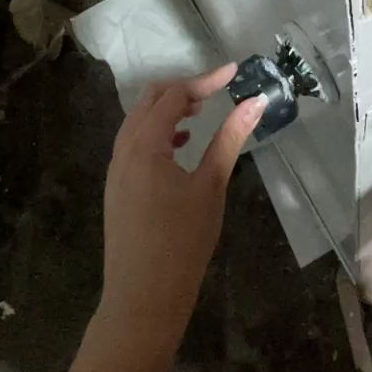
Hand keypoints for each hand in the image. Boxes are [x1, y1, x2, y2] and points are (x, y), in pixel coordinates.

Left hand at [71, 64, 263, 371]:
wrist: (142, 300)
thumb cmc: (182, 242)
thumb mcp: (212, 186)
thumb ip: (231, 138)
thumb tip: (256, 101)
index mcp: (145, 147)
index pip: (173, 96)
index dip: (205, 80)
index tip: (234, 72)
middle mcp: (123, 151)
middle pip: (148, 101)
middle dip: (183, 89)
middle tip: (216, 91)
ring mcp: (116, 171)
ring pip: (137, 121)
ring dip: (168, 109)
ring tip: (200, 113)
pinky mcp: (117, 188)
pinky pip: (133, 142)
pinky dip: (156, 131)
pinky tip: (181, 144)